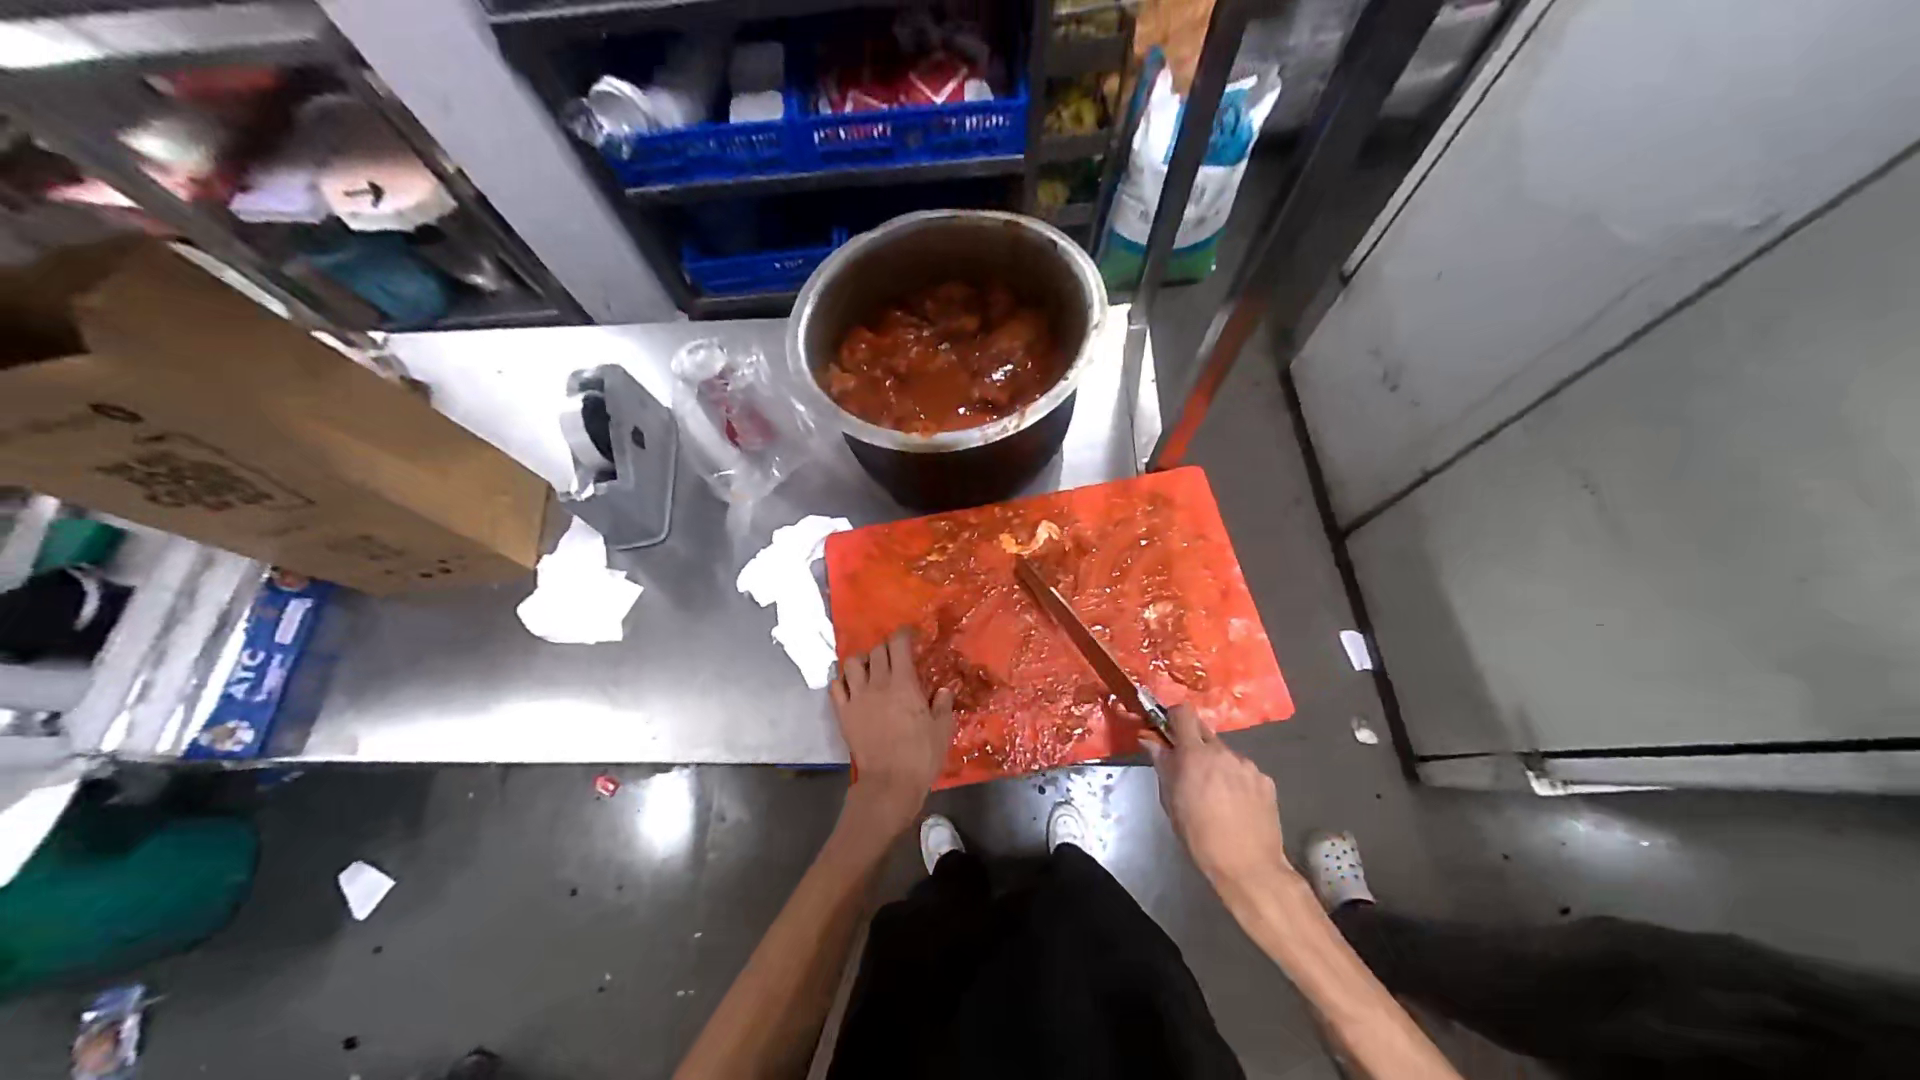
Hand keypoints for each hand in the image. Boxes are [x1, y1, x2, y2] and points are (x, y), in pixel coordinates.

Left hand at [830, 627, 955, 832]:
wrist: (889, 782)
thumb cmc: (921, 755)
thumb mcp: (942, 729)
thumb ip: (942, 705)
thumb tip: (942, 691)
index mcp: (904, 683)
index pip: (898, 645)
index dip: (903, 635)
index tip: (910, 636)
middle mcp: (878, 683)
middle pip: (876, 650)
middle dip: (886, 648)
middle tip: (895, 657)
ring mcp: (857, 697)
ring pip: (852, 663)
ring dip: (862, 661)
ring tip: (870, 669)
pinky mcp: (843, 713)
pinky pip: (836, 686)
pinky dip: (843, 681)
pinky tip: (852, 687)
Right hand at [1147, 704, 1292, 894]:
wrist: (1249, 867)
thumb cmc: (1199, 836)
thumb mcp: (1170, 801)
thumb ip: (1163, 765)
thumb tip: (1151, 740)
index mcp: (1194, 754)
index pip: (1183, 713)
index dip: (1174, 717)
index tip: (1168, 731)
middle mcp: (1223, 752)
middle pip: (1204, 733)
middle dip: (1194, 745)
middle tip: (1190, 770)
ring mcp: (1248, 765)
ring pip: (1225, 754)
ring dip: (1217, 765)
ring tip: (1217, 795)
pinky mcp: (1266, 780)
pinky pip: (1244, 771)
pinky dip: (1236, 780)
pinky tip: (1237, 804)